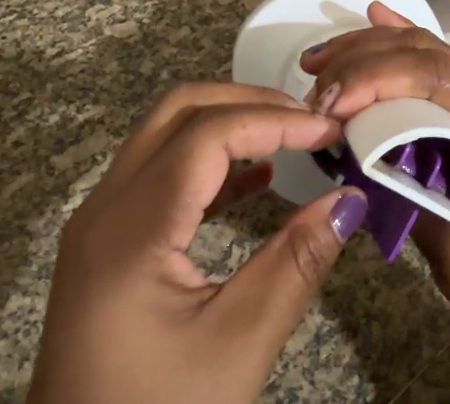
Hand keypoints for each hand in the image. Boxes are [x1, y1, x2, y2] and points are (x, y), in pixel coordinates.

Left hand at [28, 84, 370, 403]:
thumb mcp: (237, 346)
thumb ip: (295, 264)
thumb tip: (351, 200)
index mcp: (131, 228)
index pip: (206, 134)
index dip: (273, 121)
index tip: (330, 130)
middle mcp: (105, 207)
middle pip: (178, 113)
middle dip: (248, 104)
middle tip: (310, 121)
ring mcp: (99, 222)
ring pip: (164, 135)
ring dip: (228, 125)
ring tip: (292, 139)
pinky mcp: (105, 242)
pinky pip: (158, 173)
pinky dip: (208, 162)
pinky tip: (256, 180)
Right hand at [298, 4, 449, 349]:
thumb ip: (413, 193)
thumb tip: (357, 151)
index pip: (431, 73)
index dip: (373, 78)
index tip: (327, 106)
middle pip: (423, 52)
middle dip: (361, 59)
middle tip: (312, 90)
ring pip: (423, 52)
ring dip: (369, 51)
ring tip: (319, 63)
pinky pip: (431, 68)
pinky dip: (395, 45)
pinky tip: (374, 18)